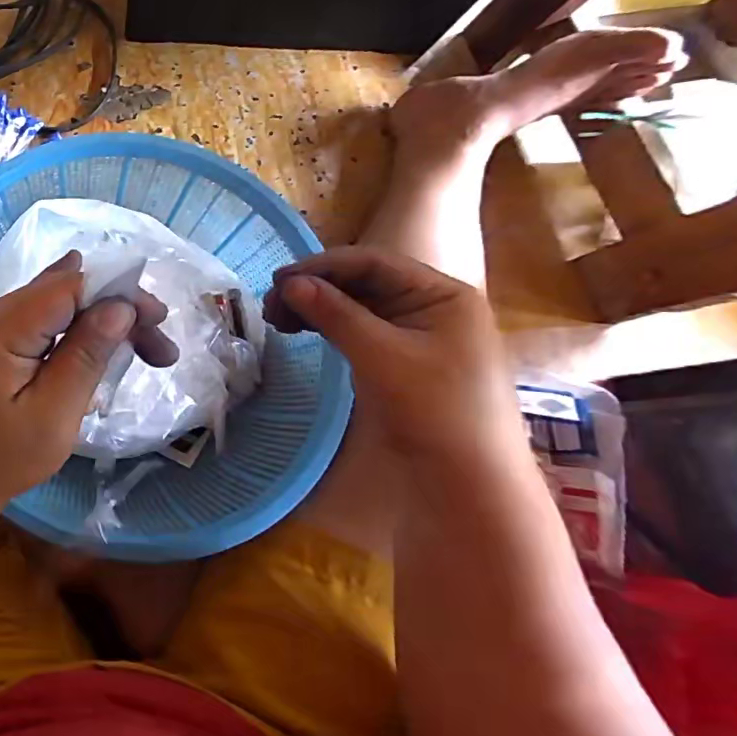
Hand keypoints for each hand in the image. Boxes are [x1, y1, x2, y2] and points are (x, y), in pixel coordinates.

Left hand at [0, 251, 175, 517]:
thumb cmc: (7, 455)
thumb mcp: (54, 413)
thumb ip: (85, 356)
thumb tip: (120, 306)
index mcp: (0, 330)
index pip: (67, 287)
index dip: (118, 294)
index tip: (159, 323)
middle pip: (66, 289)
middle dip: (119, 307)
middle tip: (162, 350)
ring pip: (61, 301)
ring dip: (106, 318)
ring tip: (149, 351)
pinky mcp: (1, 339)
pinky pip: (49, 318)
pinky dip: (83, 328)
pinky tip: (110, 345)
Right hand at [264, 247, 520, 463]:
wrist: (465, 473)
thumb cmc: (434, 407)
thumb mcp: (380, 355)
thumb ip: (335, 313)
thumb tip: (289, 283)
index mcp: (441, 294)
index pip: (371, 262)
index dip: (320, 266)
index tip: (276, 281)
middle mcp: (429, 304)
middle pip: (360, 280)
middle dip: (312, 288)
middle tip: (270, 306)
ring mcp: (413, 329)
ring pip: (352, 303)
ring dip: (312, 306)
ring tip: (277, 321)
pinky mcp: (397, 353)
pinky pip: (354, 325)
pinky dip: (323, 323)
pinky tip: (299, 330)